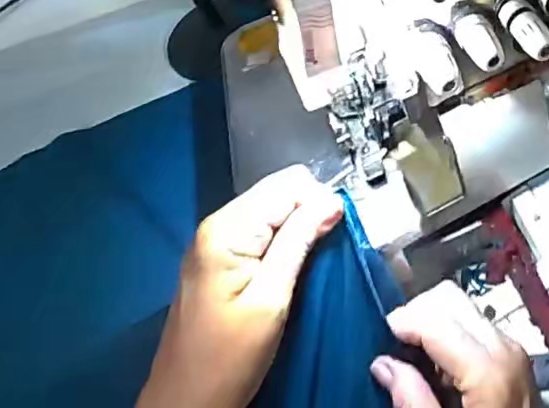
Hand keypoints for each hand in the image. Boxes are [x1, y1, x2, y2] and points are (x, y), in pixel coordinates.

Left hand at [136, 165, 343, 407]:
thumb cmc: (226, 362)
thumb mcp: (271, 301)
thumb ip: (300, 241)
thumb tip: (332, 199)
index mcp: (226, 229)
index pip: (288, 185)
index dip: (318, 201)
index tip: (335, 232)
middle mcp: (217, 222)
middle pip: (279, 189)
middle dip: (308, 209)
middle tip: (323, 246)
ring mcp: (213, 238)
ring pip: (273, 204)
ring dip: (297, 223)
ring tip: (309, 256)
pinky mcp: (217, 254)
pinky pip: (261, 225)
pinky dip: (282, 235)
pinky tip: (290, 261)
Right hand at [370, 282, 538, 407]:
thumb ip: (414, 404)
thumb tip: (383, 364)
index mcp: (487, 370)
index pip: (436, 318)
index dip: (402, 321)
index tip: (377, 339)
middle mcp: (504, 346)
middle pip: (451, 300)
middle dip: (417, 314)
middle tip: (392, 347)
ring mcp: (512, 349)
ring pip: (463, 306)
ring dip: (433, 320)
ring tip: (411, 356)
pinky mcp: (514, 357)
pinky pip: (475, 325)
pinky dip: (450, 331)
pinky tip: (436, 365)